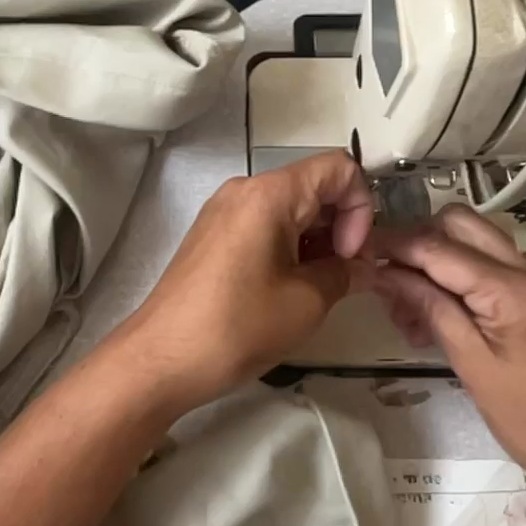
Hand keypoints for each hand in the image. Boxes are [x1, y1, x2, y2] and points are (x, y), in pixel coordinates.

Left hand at [109, 151, 375, 412]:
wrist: (163, 357)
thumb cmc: (237, 326)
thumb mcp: (307, 302)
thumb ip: (345, 273)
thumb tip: (362, 266)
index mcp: (270, 194)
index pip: (338, 168)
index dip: (360, 206)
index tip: (351, 254)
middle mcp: (245, 189)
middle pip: (313, 185)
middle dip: (341, 225)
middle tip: (346, 276)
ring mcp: (225, 210)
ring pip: (290, 207)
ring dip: (316, 239)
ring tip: (319, 287)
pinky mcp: (214, 233)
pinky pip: (264, 223)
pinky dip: (289, 245)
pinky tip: (290, 287)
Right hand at [370, 205, 525, 478]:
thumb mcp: (471, 364)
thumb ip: (429, 306)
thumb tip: (383, 272)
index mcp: (513, 288)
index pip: (438, 247)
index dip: (394, 244)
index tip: (358, 250)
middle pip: (457, 223)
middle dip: (416, 242)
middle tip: (387, 279)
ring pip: (472, 237)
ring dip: (435, 257)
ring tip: (407, 307)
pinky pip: (488, 261)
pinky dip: (457, 273)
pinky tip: (435, 312)